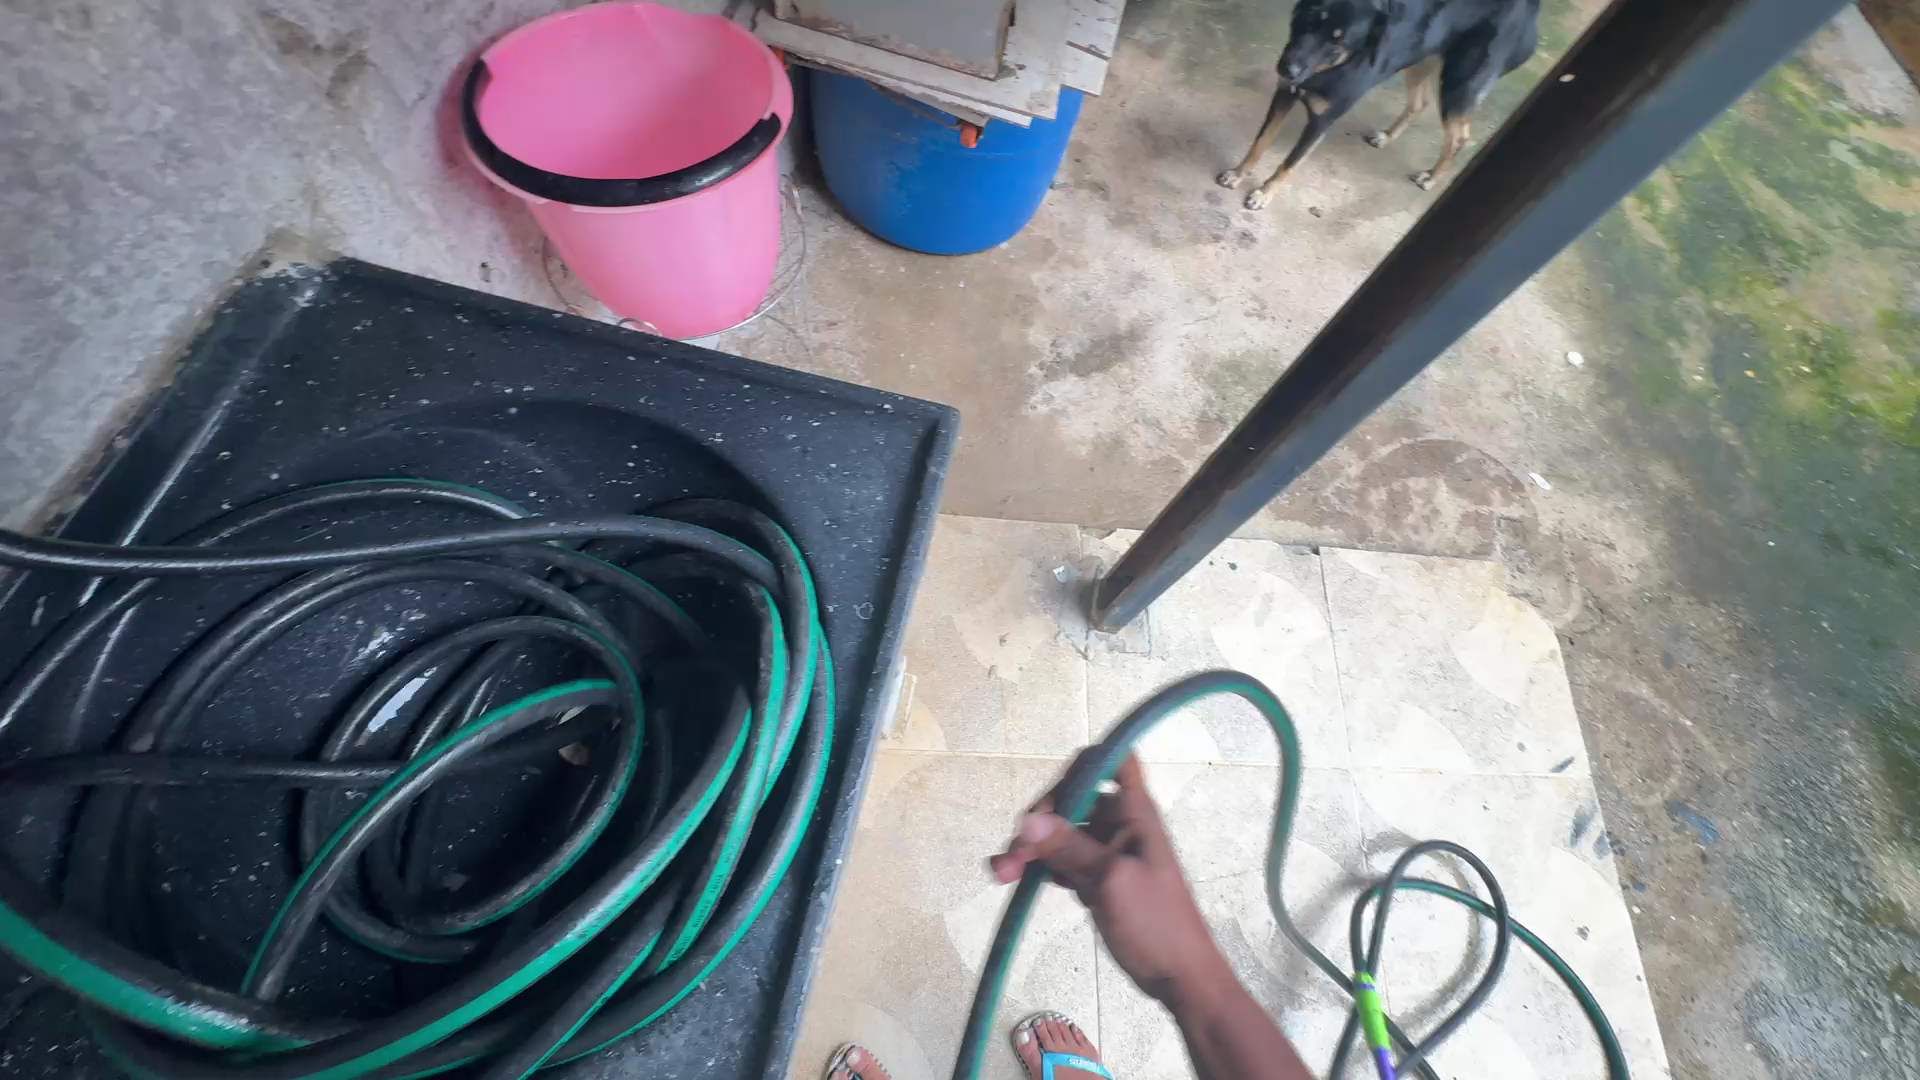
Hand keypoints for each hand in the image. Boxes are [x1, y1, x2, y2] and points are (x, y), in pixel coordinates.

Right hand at [989, 754, 1231, 1008]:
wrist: (1182, 980)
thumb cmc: (1156, 923)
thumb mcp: (1110, 881)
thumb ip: (1070, 847)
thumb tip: (1028, 819)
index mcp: (1134, 811)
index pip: (1115, 761)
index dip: (1086, 764)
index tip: (1056, 791)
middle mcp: (1119, 823)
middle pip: (1072, 800)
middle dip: (1038, 822)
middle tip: (1012, 854)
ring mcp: (1106, 850)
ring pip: (1060, 833)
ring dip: (1030, 847)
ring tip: (1002, 873)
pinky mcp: (1096, 876)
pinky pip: (1062, 860)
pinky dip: (1039, 867)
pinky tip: (1016, 881)